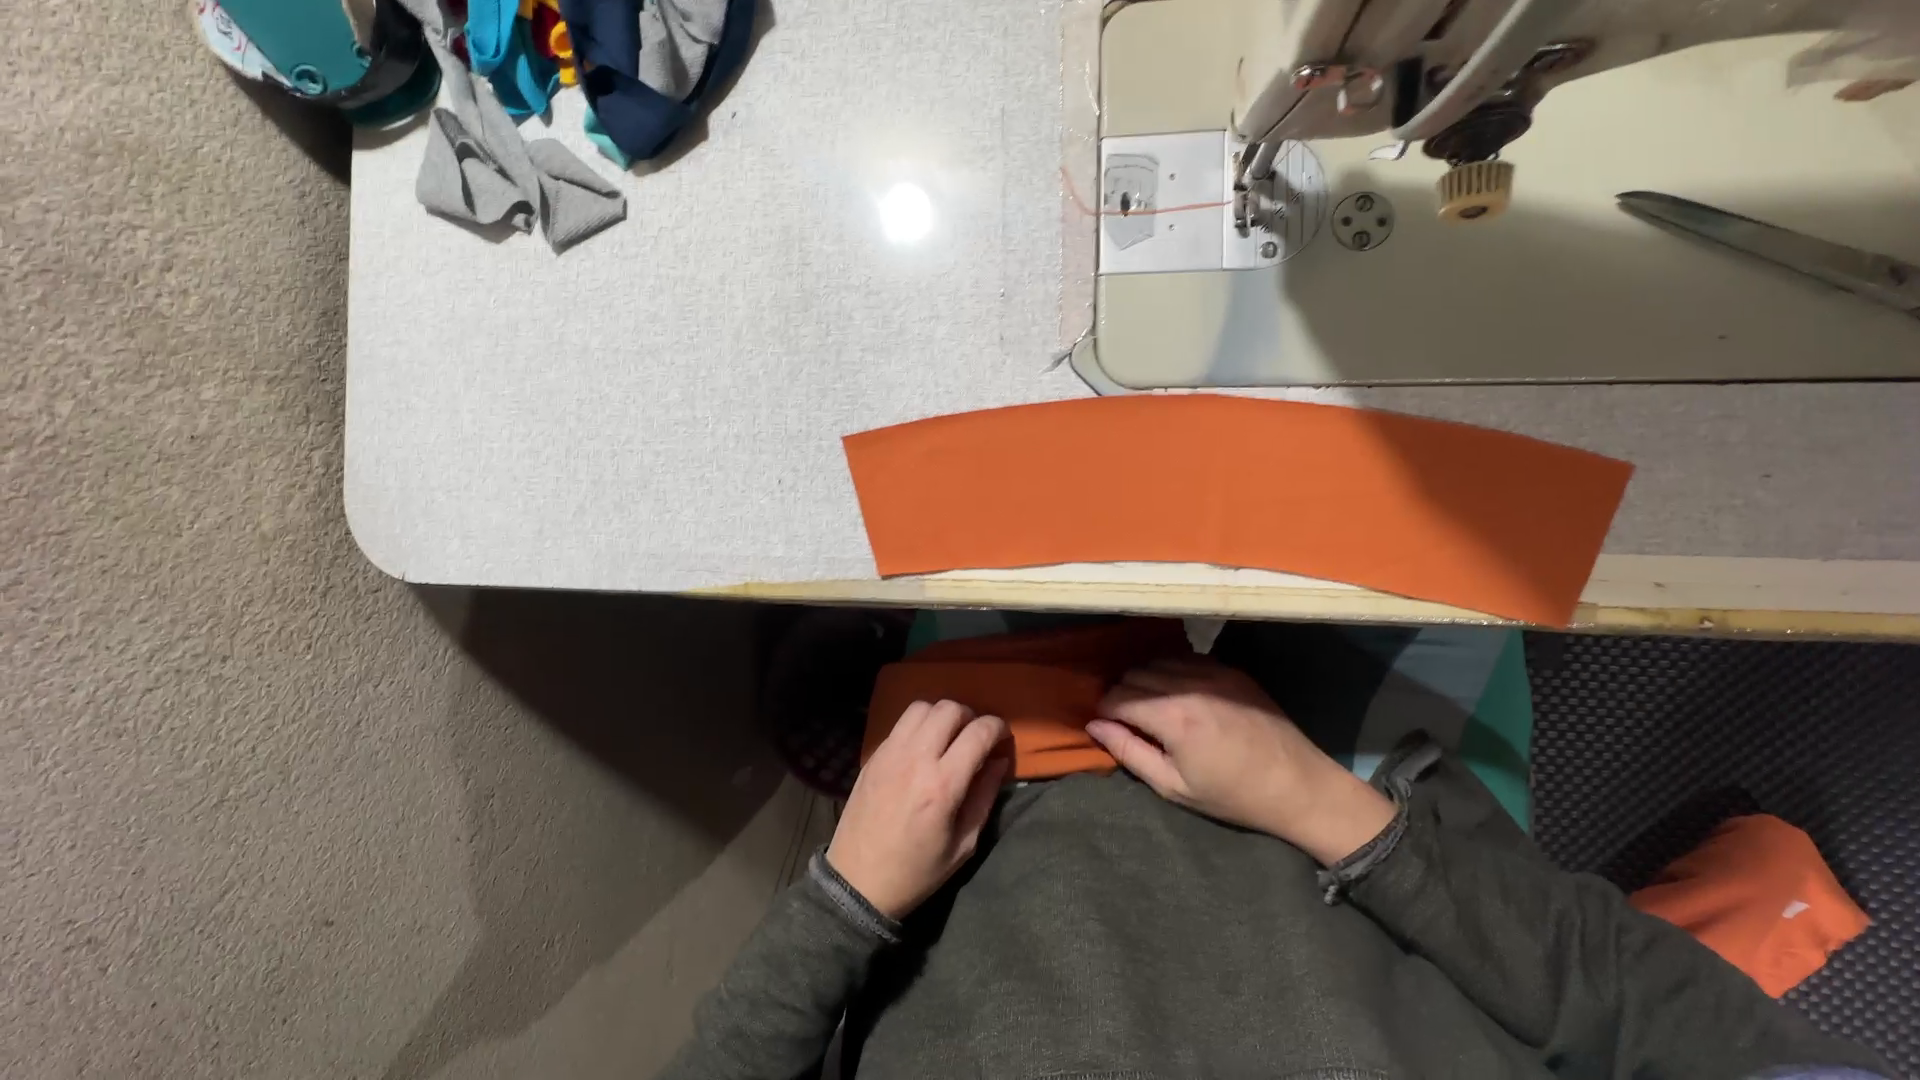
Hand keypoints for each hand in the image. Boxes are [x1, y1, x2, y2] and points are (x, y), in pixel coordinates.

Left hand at [827, 700, 1010, 918]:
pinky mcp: (873, 756)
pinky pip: (900, 723)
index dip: (998, 728)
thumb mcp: (963, 845)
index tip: (1003, 739)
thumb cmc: (916, 872)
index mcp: (942, 785)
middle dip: (971, 717)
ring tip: (949, 737)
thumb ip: (984, 797)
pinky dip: (919, 725)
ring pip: (922, 707)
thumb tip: (999, 762)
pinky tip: (923, 747)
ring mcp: (889, 754)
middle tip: (976, 738)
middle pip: (949, 709)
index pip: (978, 733)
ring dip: (942, 715)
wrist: (856, 882)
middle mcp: (915, 759)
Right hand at [1086, 657, 1393, 864]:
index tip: (1107, 726)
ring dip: (1145, 680)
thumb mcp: (1174, 786)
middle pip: (1134, 674)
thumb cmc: (1232, 796)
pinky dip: (1172, 671)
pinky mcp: (1231, 670)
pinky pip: (1185, 658)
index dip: (1104, 711)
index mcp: (1173, 718)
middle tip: (1126, 720)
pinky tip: (1177, 693)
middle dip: (1122, 694)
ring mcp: (1213, 672)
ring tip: (1150, 706)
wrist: (1297, 785)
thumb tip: (1095, 725)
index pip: (1117, 696)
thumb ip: (1129, 752)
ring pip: (1157, 662)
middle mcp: (1189, 685)